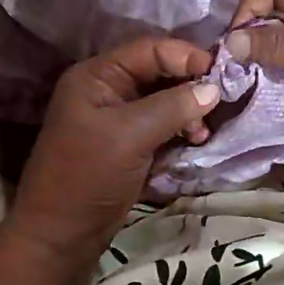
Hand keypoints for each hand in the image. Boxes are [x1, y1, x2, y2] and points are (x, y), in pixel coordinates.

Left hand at [4, 37, 221, 265]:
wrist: (61, 234)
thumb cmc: (87, 176)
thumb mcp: (130, 136)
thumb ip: (172, 107)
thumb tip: (214, 88)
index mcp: (96, 76)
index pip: (149, 49)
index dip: (186, 55)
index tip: (222, 73)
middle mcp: (107, 90)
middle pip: (159, 71)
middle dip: (190, 85)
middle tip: (219, 103)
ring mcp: (118, 118)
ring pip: (164, 100)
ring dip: (188, 111)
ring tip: (201, 133)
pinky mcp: (129, 143)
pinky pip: (162, 125)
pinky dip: (181, 130)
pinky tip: (195, 142)